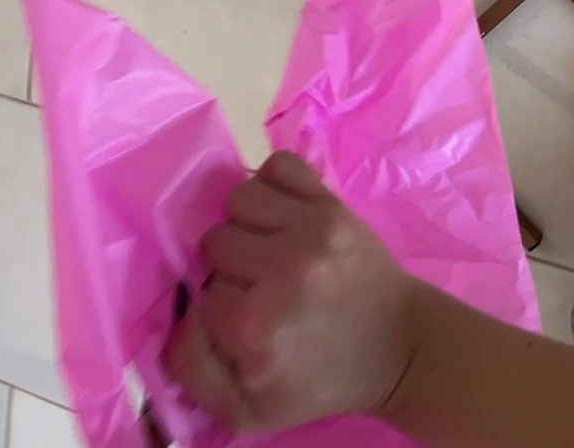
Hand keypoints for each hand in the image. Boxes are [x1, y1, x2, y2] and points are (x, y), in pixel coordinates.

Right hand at [163, 151, 423, 431]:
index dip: (216, 304)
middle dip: (228, 263)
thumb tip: (179, 313)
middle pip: (214, 241)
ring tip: (266, 243)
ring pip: (238, 198)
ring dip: (245, 220)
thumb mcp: (246, 409)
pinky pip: (279, 164)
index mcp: (255, 325)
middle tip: (256, 283)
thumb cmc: (319, 378)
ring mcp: (311, 228)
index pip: (199, 292)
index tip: (241, 317)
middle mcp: (282, 268)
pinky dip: (271, 182)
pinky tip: (282, 213)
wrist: (395, 344)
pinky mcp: (333, 202)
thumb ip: (191, 368)